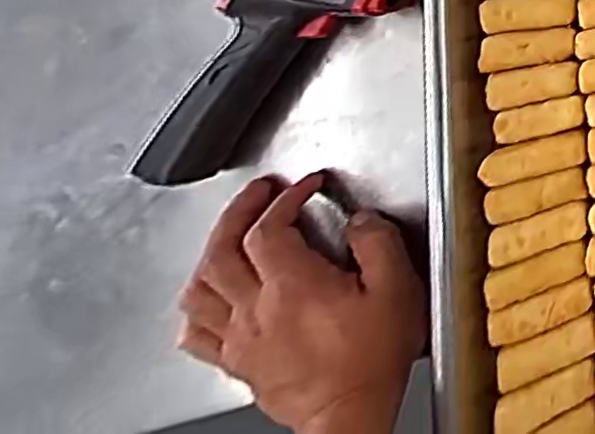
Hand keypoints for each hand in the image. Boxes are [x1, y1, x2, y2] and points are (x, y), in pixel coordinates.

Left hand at [176, 174, 426, 433]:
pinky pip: (196, 329)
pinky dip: (199, 302)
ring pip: (198, 289)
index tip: (308, 184)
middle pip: (220, 253)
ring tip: (234, 232)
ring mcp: (239, 339)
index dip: (287, 199)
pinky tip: (213, 293)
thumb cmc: (375, 352)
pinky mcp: (236, 361)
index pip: (270, 231)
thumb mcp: (397, 285)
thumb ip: (378, 244)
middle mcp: (256, 311)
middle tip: (259, 192)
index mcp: (294, 288)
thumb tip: (360, 220)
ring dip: (212, 251)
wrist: (350, 410)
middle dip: (237, 214)